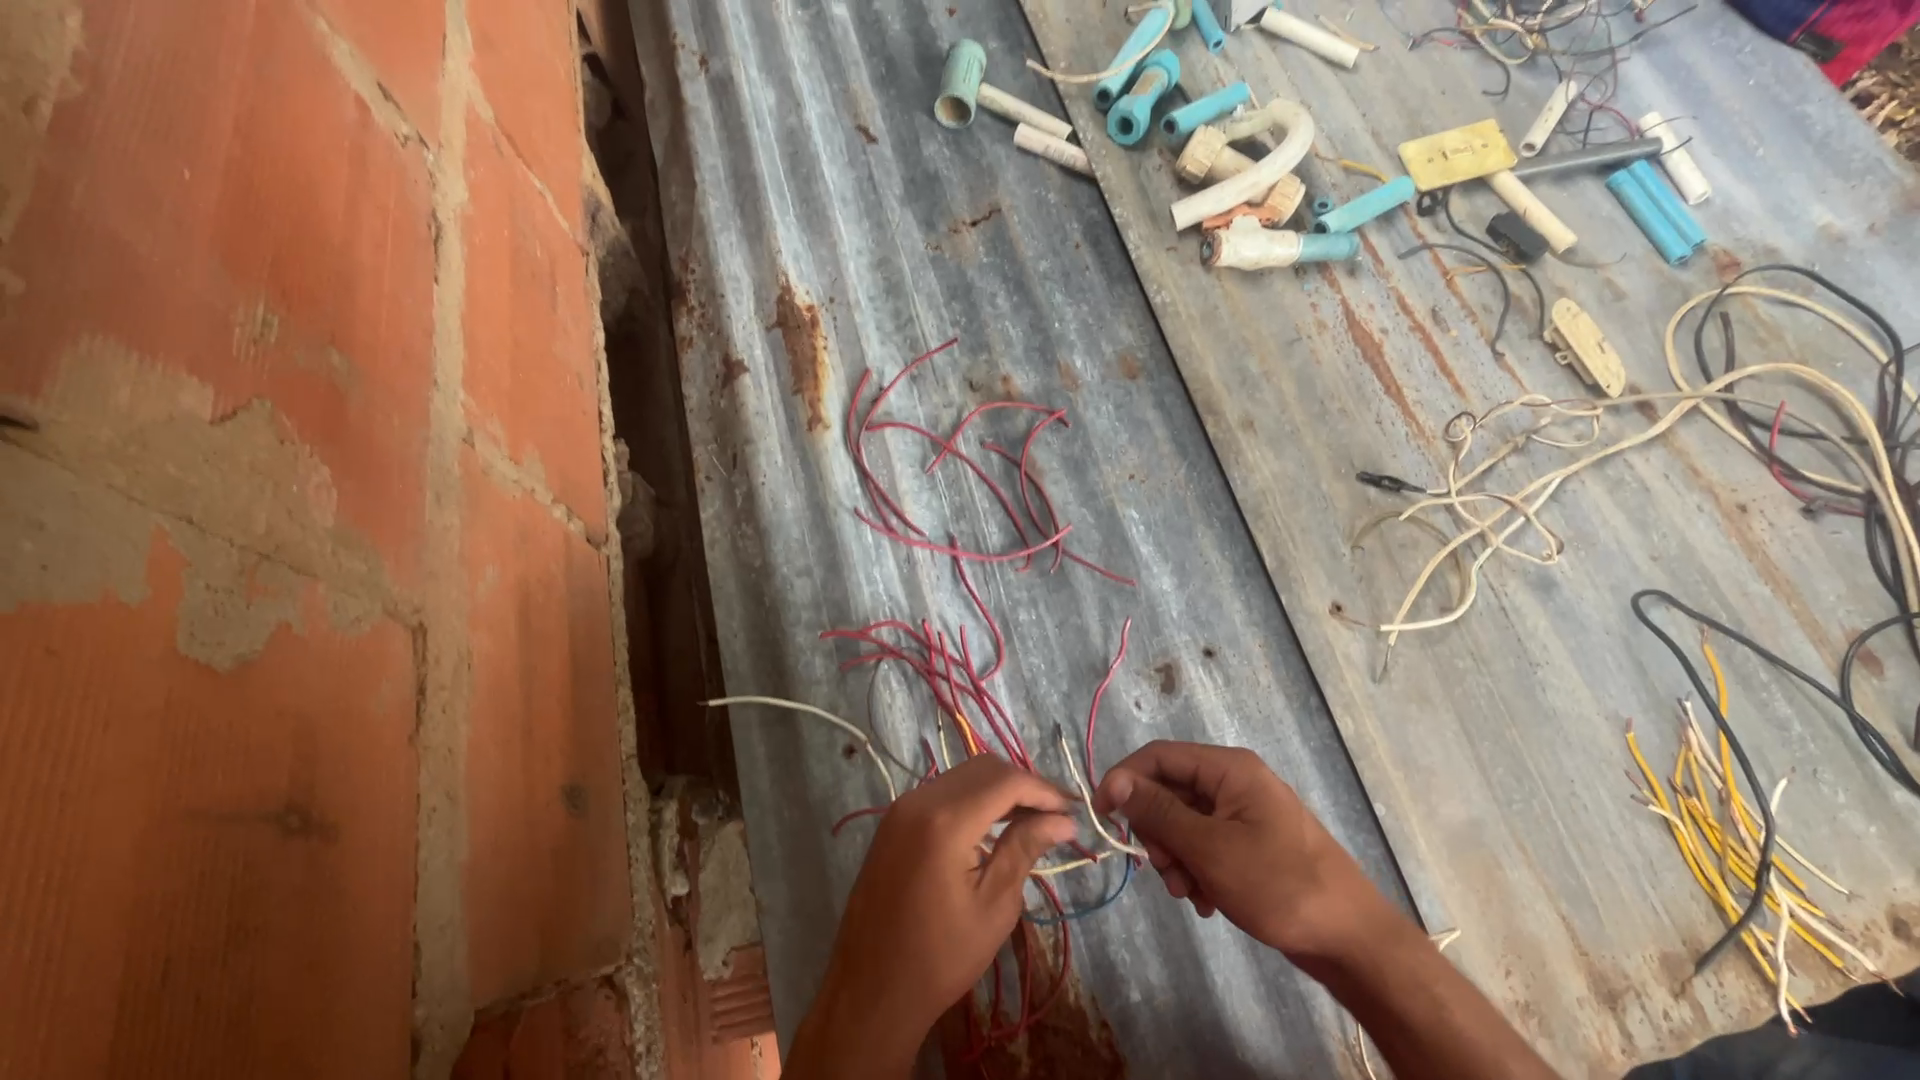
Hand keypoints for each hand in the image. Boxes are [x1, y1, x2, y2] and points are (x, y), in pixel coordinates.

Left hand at [785, 756, 1076, 1079]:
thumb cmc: (940, 957)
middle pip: (983, 769)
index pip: (1006, 781)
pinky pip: (941, 794)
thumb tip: (1063, 820)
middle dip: (1023, 784)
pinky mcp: (893, 823)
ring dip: (998, 790)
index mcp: (945, 820)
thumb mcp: (994, 905)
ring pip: (961, 777)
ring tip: (1031, 821)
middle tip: (1054, 816)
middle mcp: (919, 801)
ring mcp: (901, 809)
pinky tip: (993, 827)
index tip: (1073, 811)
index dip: (1043, 790)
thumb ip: (1024, 849)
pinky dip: (972, 800)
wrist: (871, 989)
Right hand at [1094, 740, 1385, 961]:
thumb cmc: (1279, 885)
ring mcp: (1245, 814)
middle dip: (1158, 833)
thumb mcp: (1209, 848)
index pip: (1158, 757)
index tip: (1102, 819)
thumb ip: (1158, 812)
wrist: (1350, 939)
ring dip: (1177, 859)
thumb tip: (1114, 780)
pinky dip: (1198, 871)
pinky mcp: (1251, 844)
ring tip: (1192, 894)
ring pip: (1184, 824)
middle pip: (1169, 792)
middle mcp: (1235, 783)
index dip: (1124, 781)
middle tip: (1166, 870)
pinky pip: (1206, 846)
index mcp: (1229, 769)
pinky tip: (1209, 902)